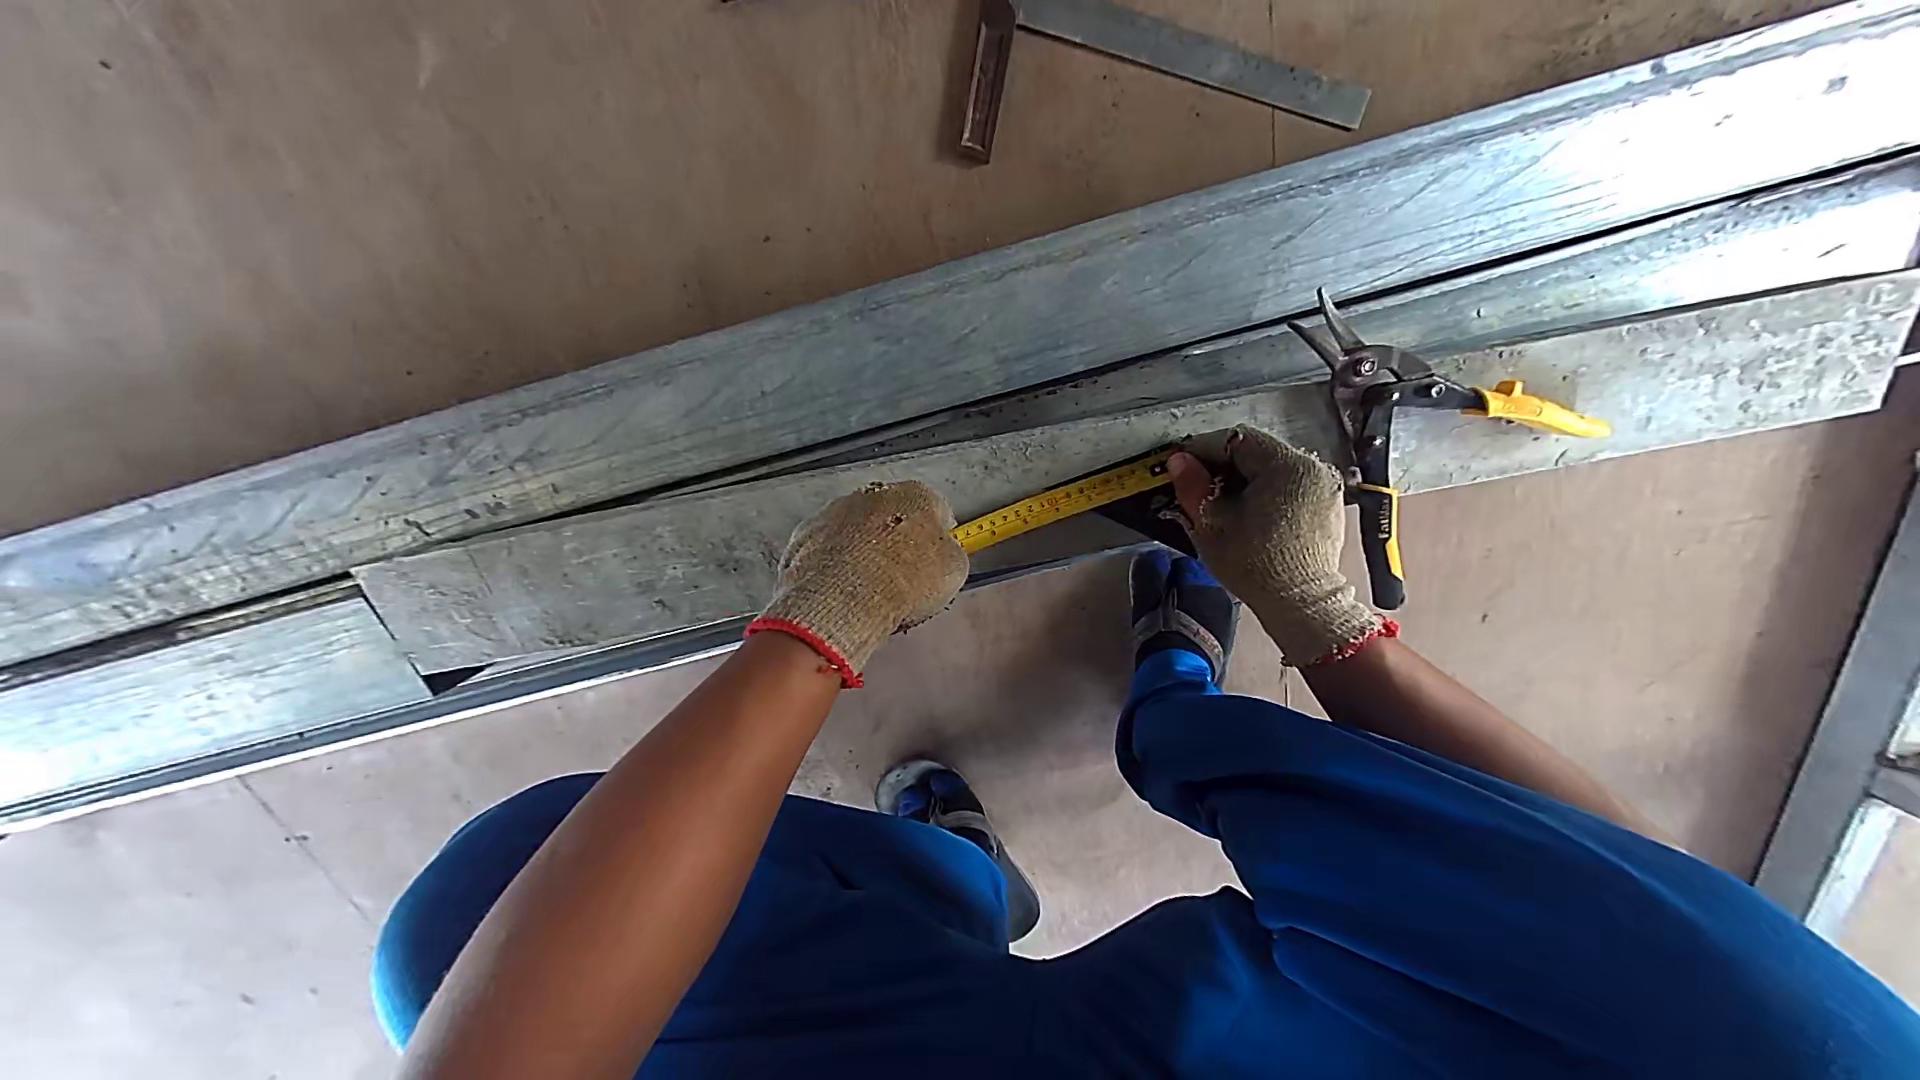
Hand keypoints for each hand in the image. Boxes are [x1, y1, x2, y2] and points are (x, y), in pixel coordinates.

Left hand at [748, 480, 968, 686]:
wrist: (846, 598)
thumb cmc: (900, 583)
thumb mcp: (953, 571)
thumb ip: (951, 553)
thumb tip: (947, 554)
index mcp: (918, 495)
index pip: (935, 510)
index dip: (937, 538)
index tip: (934, 559)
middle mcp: (876, 495)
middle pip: (893, 516)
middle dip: (896, 543)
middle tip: (903, 579)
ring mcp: (838, 510)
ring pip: (858, 530)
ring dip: (864, 552)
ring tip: (871, 590)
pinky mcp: (808, 532)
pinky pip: (827, 547)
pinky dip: (834, 564)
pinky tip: (843, 589)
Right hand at [1167, 426, 1387, 665]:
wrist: (1299, 604)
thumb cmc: (1252, 563)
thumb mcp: (1212, 524)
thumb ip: (1192, 485)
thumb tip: (1178, 459)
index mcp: (1286, 466)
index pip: (1236, 440)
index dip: (1202, 449)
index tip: (1179, 464)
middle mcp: (1311, 468)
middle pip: (1256, 452)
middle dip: (1223, 465)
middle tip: (1196, 485)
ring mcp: (1324, 487)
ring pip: (1272, 469)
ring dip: (1243, 479)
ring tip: (1220, 501)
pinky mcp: (1327, 506)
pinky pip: (1289, 486)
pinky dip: (1266, 492)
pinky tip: (1249, 513)